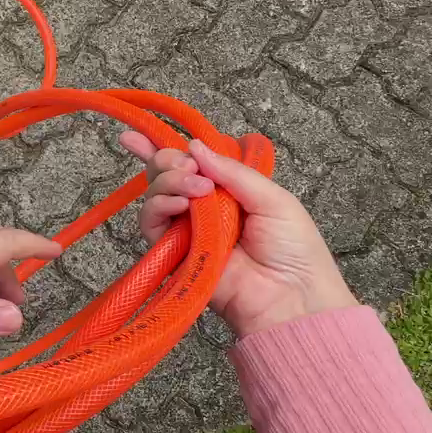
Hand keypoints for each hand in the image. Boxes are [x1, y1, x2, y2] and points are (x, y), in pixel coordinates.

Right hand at [116, 134, 359, 338]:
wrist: (289, 297)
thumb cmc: (294, 250)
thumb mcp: (274, 199)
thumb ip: (233, 171)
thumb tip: (193, 146)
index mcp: (227, 191)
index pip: (190, 163)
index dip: (163, 148)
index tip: (137, 135)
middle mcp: (200, 206)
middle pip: (165, 172)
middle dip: (168, 160)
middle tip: (187, 166)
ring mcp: (183, 227)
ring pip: (155, 191)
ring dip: (169, 181)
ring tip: (195, 188)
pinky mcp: (169, 248)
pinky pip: (149, 220)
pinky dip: (159, 205)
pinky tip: (180, 206)